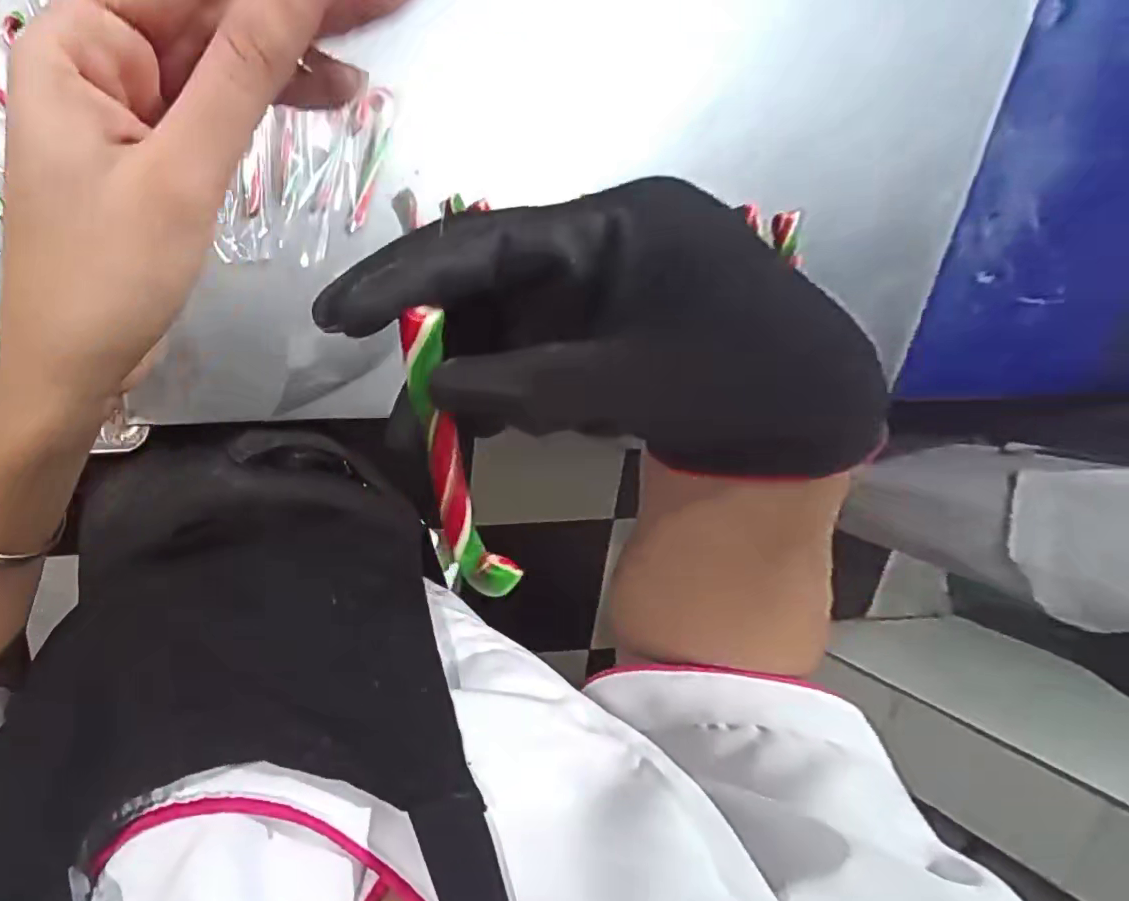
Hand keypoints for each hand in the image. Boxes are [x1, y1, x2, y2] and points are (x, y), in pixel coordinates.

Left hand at [0, 0, 402, 424]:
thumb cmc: (107, 282)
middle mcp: (88, 65)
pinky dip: (254, 108)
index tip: (355, 0)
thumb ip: (244, 69)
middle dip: (286, 20)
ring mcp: (114, 114)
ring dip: (283, 61)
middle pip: (202, 19)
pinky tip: (321, 94)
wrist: (70, 376)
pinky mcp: (137, 159)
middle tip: (378, 14)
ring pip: (211, 63)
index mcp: (73, 45)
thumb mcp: (180, 175)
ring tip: (364, 53)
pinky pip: (202, 112)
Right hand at [312, 177, 887, 477]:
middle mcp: (580, 248)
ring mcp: (573, 290)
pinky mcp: (570, 328)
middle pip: (470, 278)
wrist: (796, 415)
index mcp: (607, 228)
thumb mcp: (626, 383)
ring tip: (421, 437)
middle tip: (346, 337)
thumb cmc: (734, 381)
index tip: (339, 315)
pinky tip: (475, 427)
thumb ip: (523, 384)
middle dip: (413, 323)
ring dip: (446, 379)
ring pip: (479, 325)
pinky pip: (503, 353)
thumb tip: (432, 387)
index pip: (482, 243)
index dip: (402, 276)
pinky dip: (480, 392)